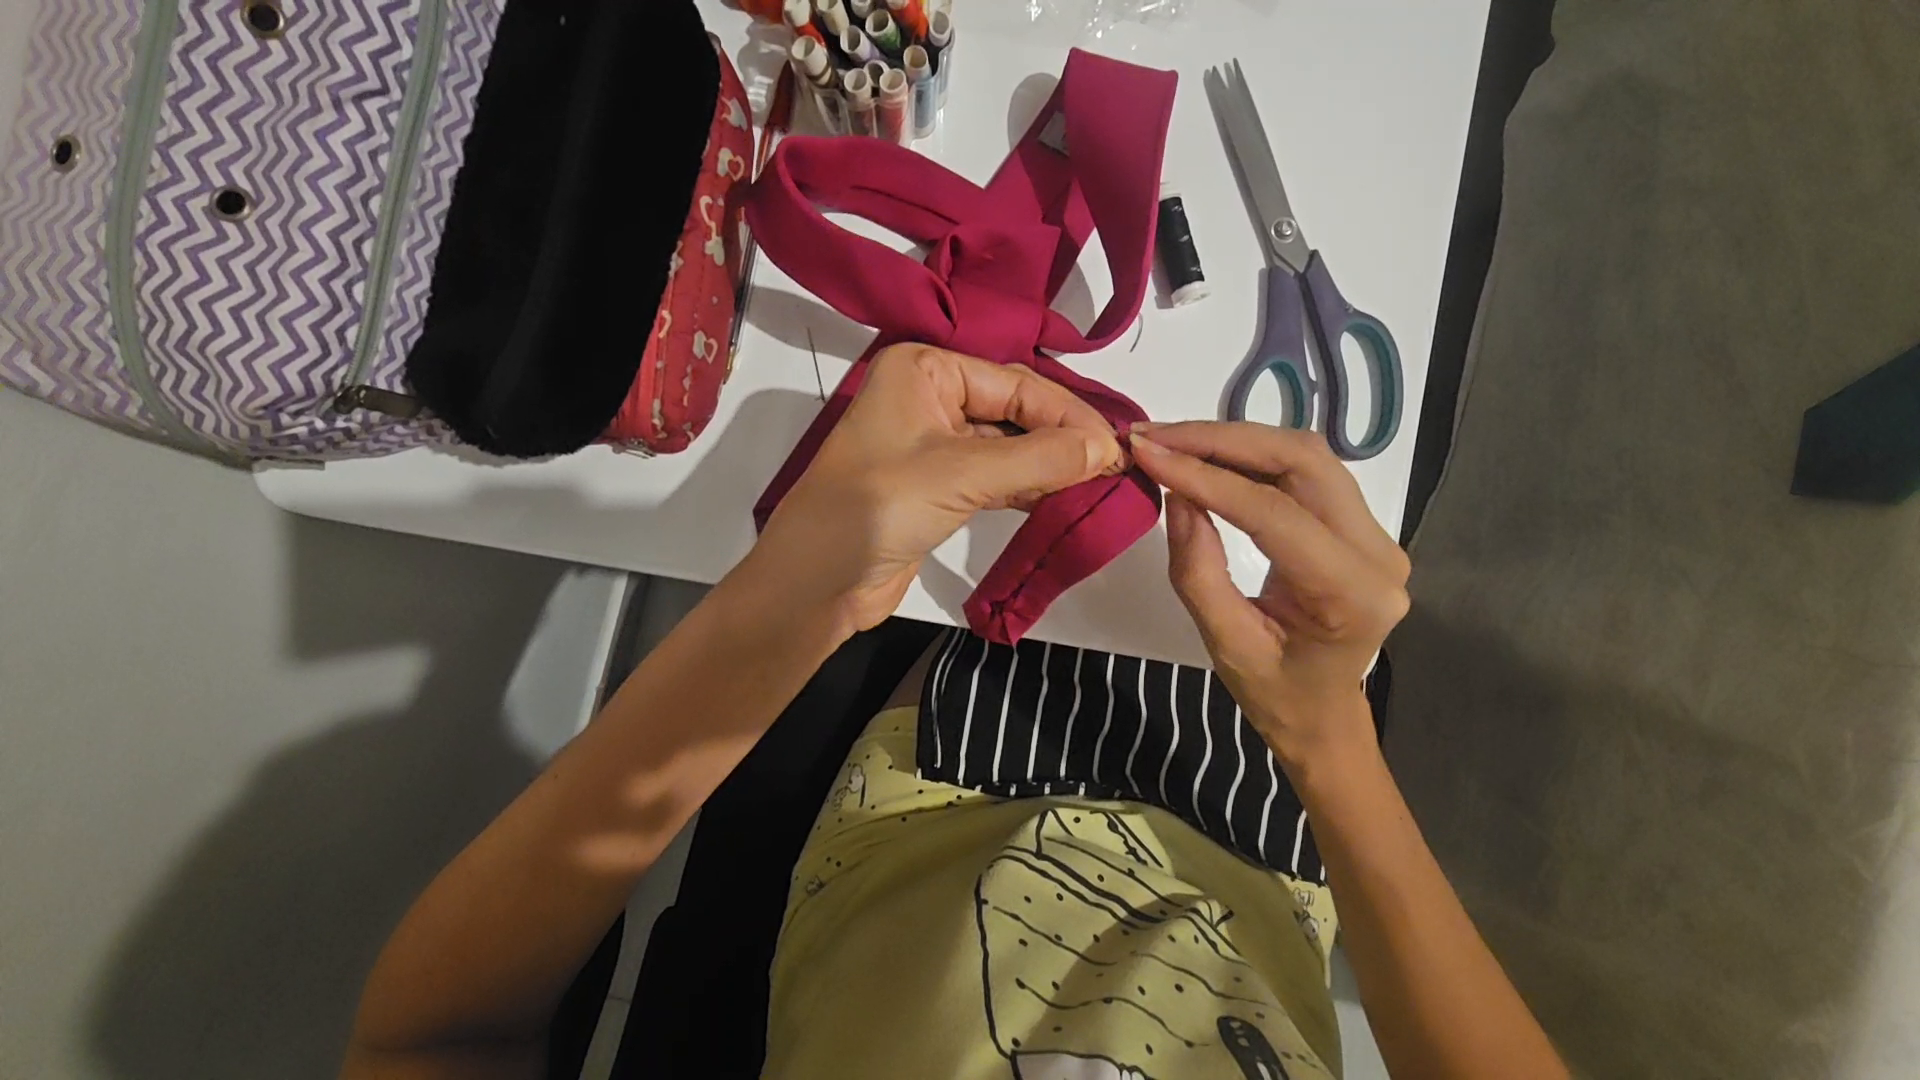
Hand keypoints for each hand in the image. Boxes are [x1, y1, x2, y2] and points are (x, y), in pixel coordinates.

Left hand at [750, 344, 1124, 636]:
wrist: (817, 581)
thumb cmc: (876, 508)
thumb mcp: (961, 474)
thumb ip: (1039, 459)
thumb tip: (1108, 448)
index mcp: (925, 369)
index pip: (1015, 383)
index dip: (1068, 414)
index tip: (1116, 447)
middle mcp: (929, 396)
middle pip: (1014, 410)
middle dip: (1062, 438)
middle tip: (1115, 465)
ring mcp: (932, 443)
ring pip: (1008, 445)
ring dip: (1049, 465)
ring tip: (1100, 482)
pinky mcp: (937, 486)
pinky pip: (995, 476)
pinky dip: (1027, 486)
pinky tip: (1063, 497)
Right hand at [1128, 422, 1409, 767]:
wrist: (1322, 714)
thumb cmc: (1274, 694)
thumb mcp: (1225, 643)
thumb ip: (1198, 570)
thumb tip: (1176, 493)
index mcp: (1351, 593)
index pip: (1274, 511)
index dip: (1206, 476)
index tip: (1147, 453)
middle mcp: (1378, 552)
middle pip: (1302, 460)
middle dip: (1221, 440)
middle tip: (1155, 437)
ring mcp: (1375, 534)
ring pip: (1305, 455)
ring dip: (1234, 441)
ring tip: (1172, 442)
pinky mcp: (1358, 524)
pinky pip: (1303, 472)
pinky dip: (1249, 456)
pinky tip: (1205, 457)